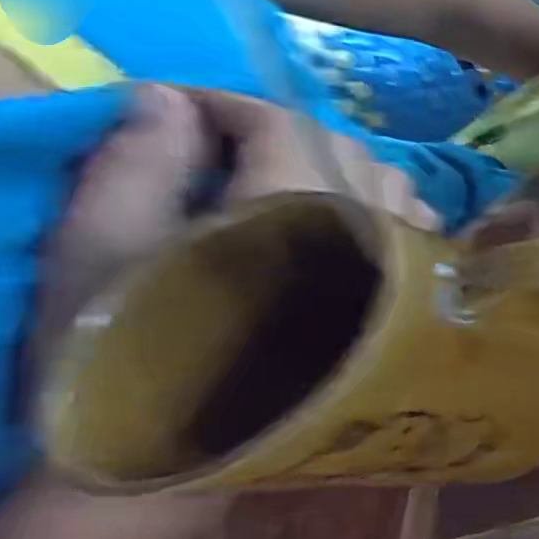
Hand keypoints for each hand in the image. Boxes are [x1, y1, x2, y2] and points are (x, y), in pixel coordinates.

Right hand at [33, 85, 437, 376]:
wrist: (230, 438)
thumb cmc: (149, 346)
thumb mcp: (107, 246)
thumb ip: (142, 163)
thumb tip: (166, 100)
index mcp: (307, 200)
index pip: (286, 125)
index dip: (229, 106)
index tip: (177, 108)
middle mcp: (380, 220)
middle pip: (347, 149)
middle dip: (283, 135)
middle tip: (222, 149)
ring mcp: (415, 256)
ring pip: (393, 182)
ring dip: (339, 167)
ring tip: (280, 185)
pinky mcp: (431, 287)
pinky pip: (419, 222)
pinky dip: (382, 205)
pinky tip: (343, 223)